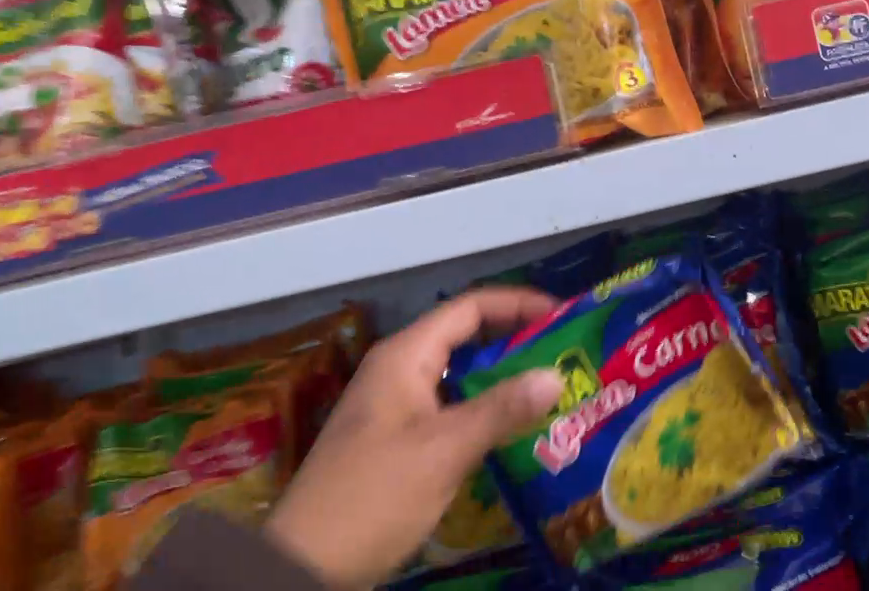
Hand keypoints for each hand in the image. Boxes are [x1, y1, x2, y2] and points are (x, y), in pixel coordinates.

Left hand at [264, 288, 564, 590]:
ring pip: (461, 376)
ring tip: (552, 390)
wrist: (301, 569)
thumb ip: (502, 409)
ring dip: (504, 379)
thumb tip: (557, 375)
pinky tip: (515, 432)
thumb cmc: (372, 496)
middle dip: (517, 341)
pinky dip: (485, 411)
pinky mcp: (397, 441)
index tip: (563, 315)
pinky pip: (451, 408)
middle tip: (567, 354)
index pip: (470, 308)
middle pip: (467, 337)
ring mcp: (396, 407)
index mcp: (405, 356)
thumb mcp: (444, 450)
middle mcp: (400, 370)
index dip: (519, 304)